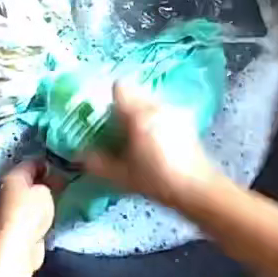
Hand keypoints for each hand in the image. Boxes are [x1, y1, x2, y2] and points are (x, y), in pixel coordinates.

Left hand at [0, 162, 54, 272]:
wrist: (16, 248)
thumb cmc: (29, 213)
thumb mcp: (45, 191)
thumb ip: (49, 182)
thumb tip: (52, 179)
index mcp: (11, 177)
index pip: (30, 163)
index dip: (48, 163)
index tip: (64, 167)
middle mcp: (5, 191)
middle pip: (27, 181)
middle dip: (44, 182)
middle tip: (64, 183)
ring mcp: (6, 211)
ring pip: (28, 199)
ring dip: (41, 199)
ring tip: (61, 199)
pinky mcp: (12, 229)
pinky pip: (29, 215)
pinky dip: (38, 215)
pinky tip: (51, 216)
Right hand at [79, 83, 221, 208]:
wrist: (197, 188)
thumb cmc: (156, 180)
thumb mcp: (122, 176)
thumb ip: (98, 163)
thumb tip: (80, 155)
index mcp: (139, 114)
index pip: (120, 87)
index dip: (110, 98)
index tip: (105, 114)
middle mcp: (157, 106)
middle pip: (136, 93)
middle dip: (125, 106)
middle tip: (118, 128)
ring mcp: (174, 111)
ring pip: (151, 101)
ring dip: (142, 112)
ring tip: (137, 136)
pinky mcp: (186, 121)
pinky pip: (164, 111)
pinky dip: (157, 119)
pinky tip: (156, 142)